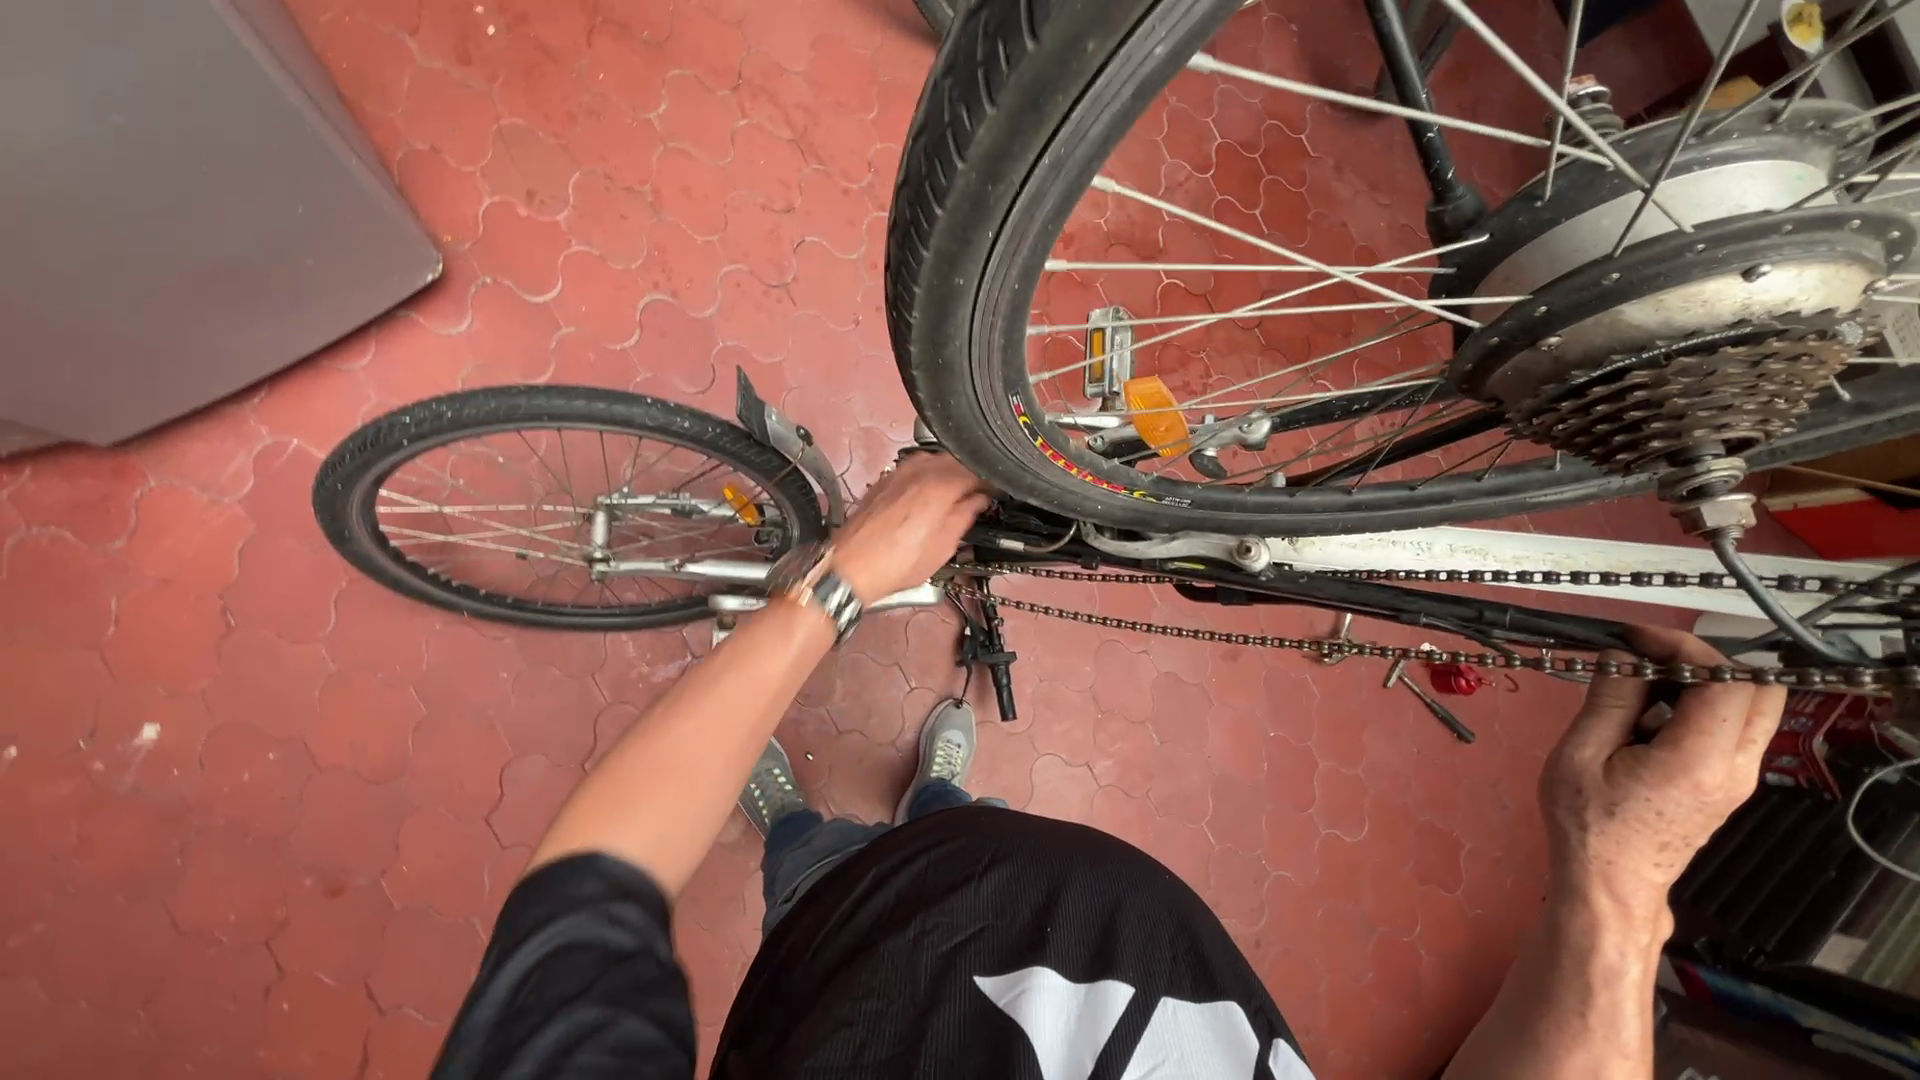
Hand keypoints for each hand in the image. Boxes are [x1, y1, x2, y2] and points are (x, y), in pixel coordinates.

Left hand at [832, 453, 990, 602]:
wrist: (852, 565)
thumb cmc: (899, 562)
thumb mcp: (944, 545)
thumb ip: (966, 515)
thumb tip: (979, 499)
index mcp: (940, 485)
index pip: (977, 471)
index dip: (992, 481)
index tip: (998, 491)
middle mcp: (920, 470)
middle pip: (956, 460)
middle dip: (971, 473)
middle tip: (980, 492)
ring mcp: (899, 472)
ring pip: (935, 459)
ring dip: (950, 471)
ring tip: (957, 491)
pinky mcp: (885, 480)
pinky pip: (915, 467)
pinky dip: (929, 473)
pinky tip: (930, 491)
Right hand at [1539, 626, 1786, 918]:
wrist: (1610, 880)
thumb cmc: (1586, 821)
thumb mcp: (1579, 754)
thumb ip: (1609, 700)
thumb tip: (1621, 655)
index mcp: (1698, 760)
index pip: (1727, 682)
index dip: (1685, 647)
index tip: (1635, 639)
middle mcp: (1737, 767)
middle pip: (1759, 690)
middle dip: (1703, 659)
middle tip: (1646, 656)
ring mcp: (1740, 776)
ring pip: (1750, 707)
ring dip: (1702, 682)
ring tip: (1639, 685)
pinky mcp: (1729, 781)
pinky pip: (1732, 727)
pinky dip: (1699, 705)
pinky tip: (1647, 715)